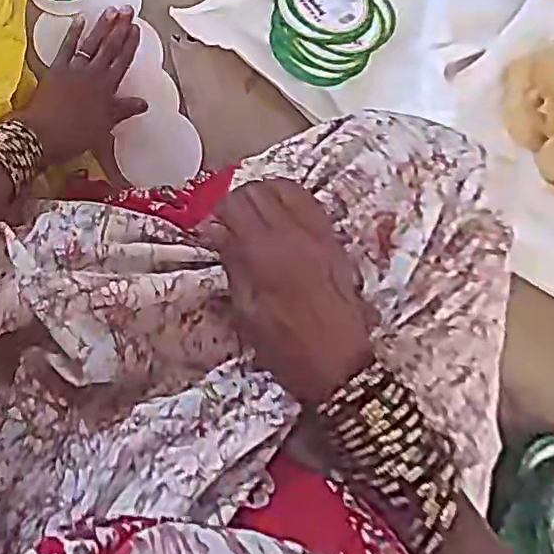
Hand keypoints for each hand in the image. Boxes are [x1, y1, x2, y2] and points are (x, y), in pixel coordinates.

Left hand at [14, 7, 147, 163]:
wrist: (41, 136)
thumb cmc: (73, 136)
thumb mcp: (103, 128)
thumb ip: (122, 111)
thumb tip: (143, 103)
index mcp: (107, 89)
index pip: (122, 62)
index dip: (130, 44)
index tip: (136, 28)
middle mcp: (93, 75)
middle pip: (110, 48)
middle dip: (120, 28)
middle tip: (128, 9)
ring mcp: (74, 70)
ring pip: (92, 44)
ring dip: (102, 26)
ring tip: (111, 9)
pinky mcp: (56, 69)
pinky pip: (67, 47)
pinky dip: (73, 33)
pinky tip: (80, 19)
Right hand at [203, 179, 374, 405]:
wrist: (342, 366)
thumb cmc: (287, 348)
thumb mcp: (247, 312)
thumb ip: (232, 263)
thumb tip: (215, 231)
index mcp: (264, 253)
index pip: (233, 205)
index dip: (217, 210)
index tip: (211, 225)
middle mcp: (291, 233)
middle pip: (257, 190)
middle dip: (237, 199)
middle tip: (230, 220)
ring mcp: (316, 232)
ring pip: (284, 186)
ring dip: (264, 194)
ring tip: (255, 214)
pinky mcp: (333, 238)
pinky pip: (308, 201)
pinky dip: (290, 199)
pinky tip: (282, 216)